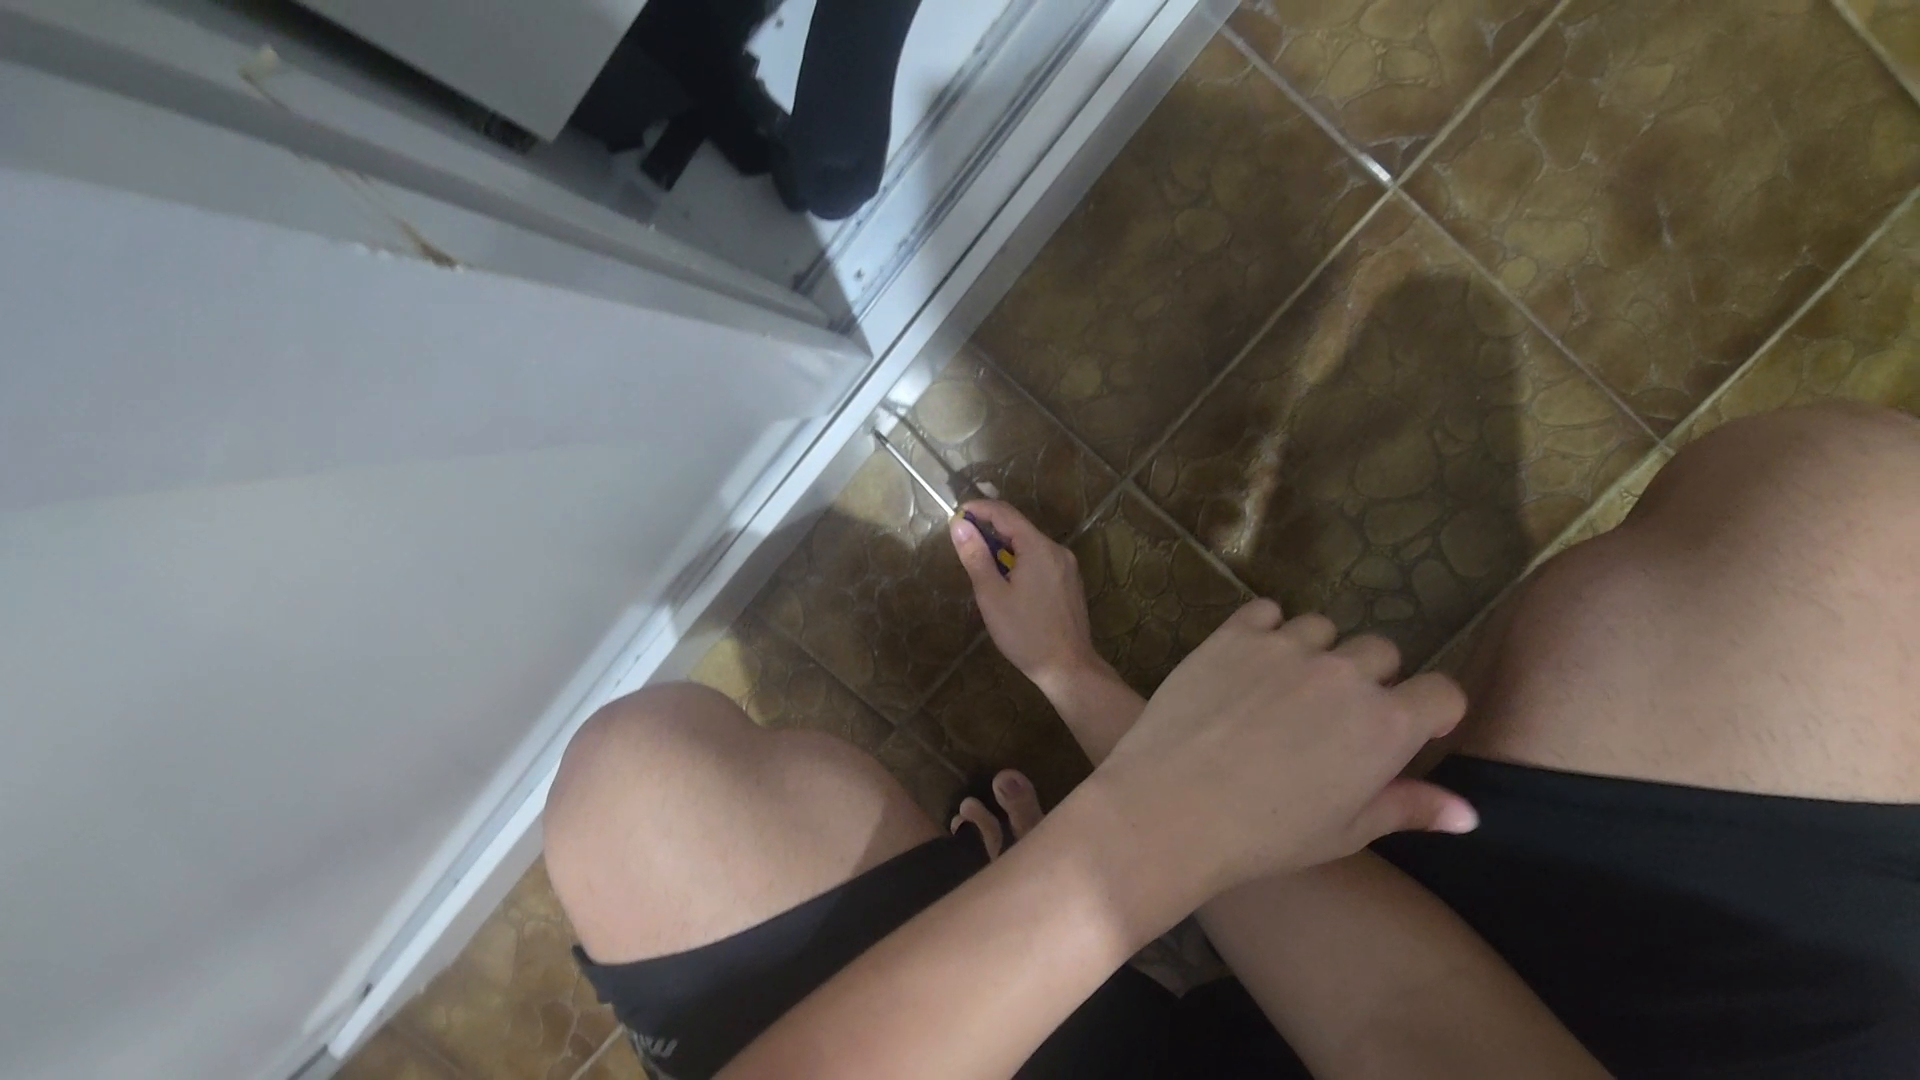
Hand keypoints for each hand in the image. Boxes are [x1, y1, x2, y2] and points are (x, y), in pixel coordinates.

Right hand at [950, 500, 1109, 694]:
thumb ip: (975, 556)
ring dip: (1005, 547)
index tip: (957, 514)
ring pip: (1031, 545)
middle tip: (965, 541)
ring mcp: (1067, 567)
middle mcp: (1057, 550)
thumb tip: (959, 525)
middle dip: (991, 529)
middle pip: (1020, 528)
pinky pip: (1041, 560)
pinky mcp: (1070, 582)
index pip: (1005, 513)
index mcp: (1038, 548)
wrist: (1068, 667)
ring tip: (982, 564)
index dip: (979, 509)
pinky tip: (1008, 581)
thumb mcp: (992, 595)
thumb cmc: (1025, 633)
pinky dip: (1021, 560)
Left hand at [1077, 600, 1474, 916]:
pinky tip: (1248, 661)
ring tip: (1283, 688)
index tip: (1409, 728)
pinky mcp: (1233, 635)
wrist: (1173, 807)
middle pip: (1380, 652)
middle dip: (1369, 679)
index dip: (1430, 711)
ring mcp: (1286, 648)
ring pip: (1322, 628)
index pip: (1442, 691)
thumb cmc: (1265, 835)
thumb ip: (1408, 808)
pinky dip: (1265, 629)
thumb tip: (1469, 813)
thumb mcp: (1345, 832)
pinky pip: (1265, 611)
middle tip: (1330, 716)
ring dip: (1315, 651)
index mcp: (1386, 724)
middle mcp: (1344, 674)